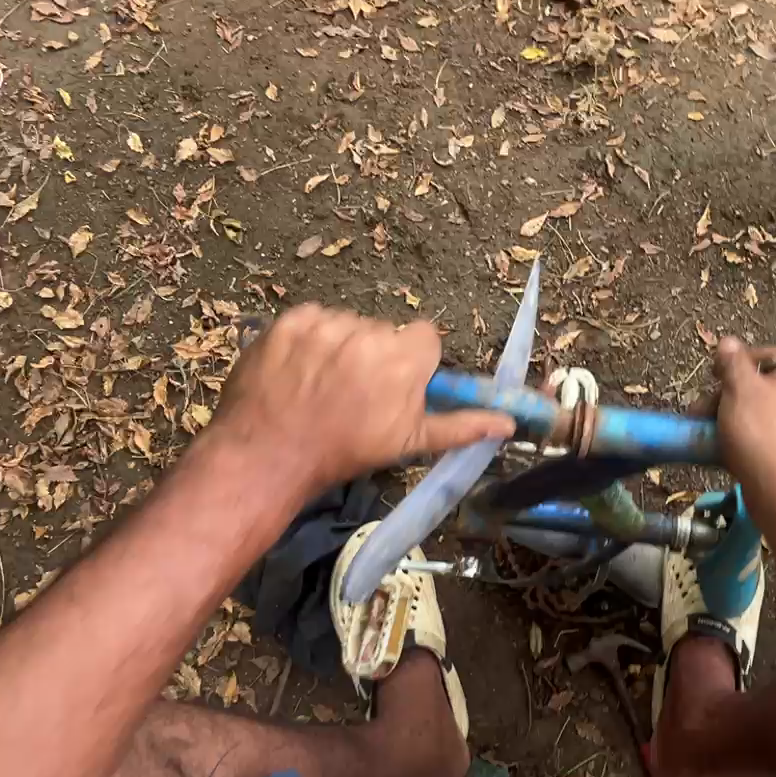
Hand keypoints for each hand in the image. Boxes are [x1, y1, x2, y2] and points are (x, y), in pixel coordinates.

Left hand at [212, 305, 514, 490]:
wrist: (267, 457)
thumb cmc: (346, 452)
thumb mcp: (410, 443)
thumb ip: (461, 426)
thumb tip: (508, 423)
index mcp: (405, 359)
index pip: (424, 338)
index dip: (413, 362)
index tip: (396, 385)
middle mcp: (369, 332)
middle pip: (385, 331)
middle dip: (377, 354)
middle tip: (356, 391)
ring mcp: (325, 323)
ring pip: (348, 324)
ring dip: (342, 345)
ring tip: (323, 383)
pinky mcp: (289, 320)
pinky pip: (313, 319)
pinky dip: (309, 339)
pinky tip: (300, 370)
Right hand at [711, 336, 775, 511]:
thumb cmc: (762, 435)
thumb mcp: (740, 390)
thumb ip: (732, 362)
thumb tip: (728, 342)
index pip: (766, 355)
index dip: (737, 360)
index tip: (713, 375)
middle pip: (758, 385)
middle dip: (724, 395)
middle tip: (700, 409)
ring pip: (756, 412)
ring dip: (726, 417)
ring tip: (703, 430)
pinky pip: (762, 435)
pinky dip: (740, 436)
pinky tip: (720, 448)